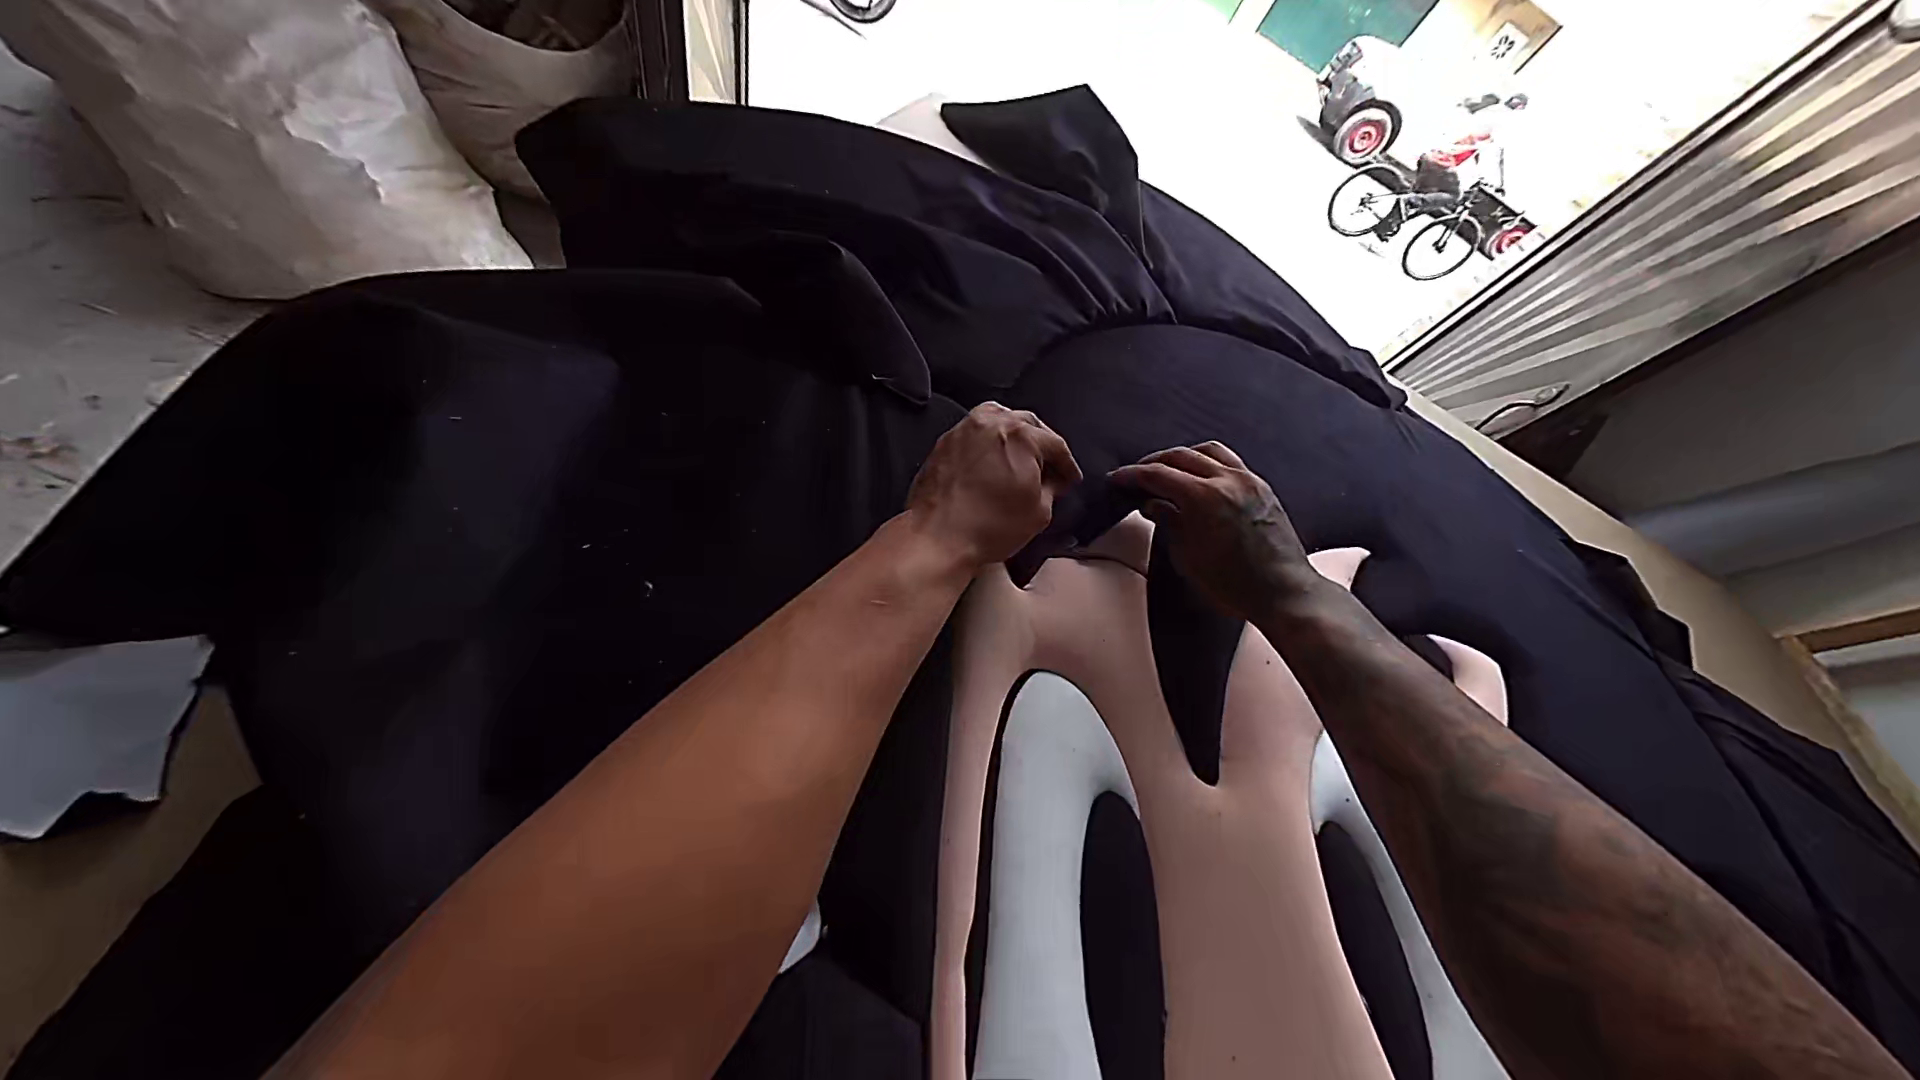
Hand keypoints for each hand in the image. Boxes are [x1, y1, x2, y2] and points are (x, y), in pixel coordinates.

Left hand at [907, 403, 1081, 568]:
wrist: (937, 538)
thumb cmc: (985, 527)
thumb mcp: (1038, 512)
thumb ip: (1051, 489)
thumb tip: (1052, 482)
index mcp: (1020, 435)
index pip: (1055, 444)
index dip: (1067, 465)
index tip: (1069, 478)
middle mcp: (990, 424)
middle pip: (1028, 424)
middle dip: (1042, 446)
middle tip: (1049, 469)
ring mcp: (963, 431)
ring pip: (998, 420)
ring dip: (1014, 436)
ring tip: (1020, 459)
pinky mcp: (943, 444)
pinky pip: (974, 434)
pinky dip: (988, 443)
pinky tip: (992, 463)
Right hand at [1109, 442, 1319, 622]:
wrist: (1284, 593)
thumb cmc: (1236, 584)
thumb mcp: (1187, 556)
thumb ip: (1168, 523)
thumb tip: (1153, 505)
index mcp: (1204, 498)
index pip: (1158, 474)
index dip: (1132, 475)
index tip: (1118, 478)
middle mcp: (1228, 481)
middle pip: (1180, 455)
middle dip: (1153, 463)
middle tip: (1136, 475)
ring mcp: (1248, 481)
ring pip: (1207, 451)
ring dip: (1182, 456)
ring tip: (1167, 470)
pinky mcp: (1262, 488)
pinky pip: (1230, 461)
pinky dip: (1207, 462)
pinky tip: (1199, 476)